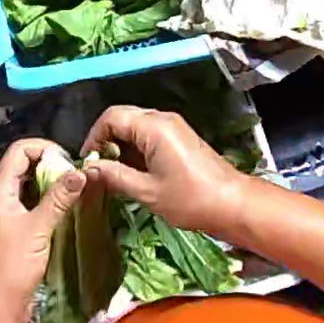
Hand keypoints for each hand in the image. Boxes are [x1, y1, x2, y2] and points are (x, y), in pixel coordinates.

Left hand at [0, 139, 84, 322]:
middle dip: (49, 164)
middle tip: (76, 174)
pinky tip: (66, 209)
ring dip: (50, 183)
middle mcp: (1, 196)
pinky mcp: (16, 231)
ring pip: (29, 185)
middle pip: (24, 165)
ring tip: (75, 188)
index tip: (68, 160)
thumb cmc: (11, 266)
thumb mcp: (37, 229)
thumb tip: (80, 171)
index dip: (43, 148)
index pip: (19, 151)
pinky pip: (32, 204)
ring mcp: (8, 213)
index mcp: (0, 189)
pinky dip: (48, 200)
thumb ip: (58, 199)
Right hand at [82, 106, 252, 237]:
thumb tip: (88, 170)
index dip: (94, 137)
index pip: (111, 118)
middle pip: (121, 117)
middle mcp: (161, 118)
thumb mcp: (148, 192)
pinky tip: (133, 169)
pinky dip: (135, 147)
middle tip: (98, 165)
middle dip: (105, 139)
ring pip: (134, 125)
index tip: (88, 161)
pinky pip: (148, 133)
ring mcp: (172, 126)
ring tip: (113, 170)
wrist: (235, 205)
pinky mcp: (178, 137)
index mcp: (153, 126)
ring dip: (120, 144)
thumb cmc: (191, 199)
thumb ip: (115, 177)